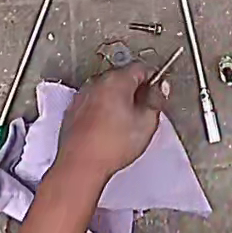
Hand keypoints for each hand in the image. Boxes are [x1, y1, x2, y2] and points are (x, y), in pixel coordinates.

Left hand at [52, 63, 168, 184]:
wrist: (80, 164)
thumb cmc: (110, 146)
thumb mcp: (148, 123)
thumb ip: (156, 100)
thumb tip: (158, 89)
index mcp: (117, 80)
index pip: (141, 68)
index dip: (154, 79)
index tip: (158, 91)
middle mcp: (97, 83)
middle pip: (123, 77)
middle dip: (136, 90)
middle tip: (144, 111)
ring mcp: (82, 96)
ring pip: (107, 90)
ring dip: (118, 101)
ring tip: (126, 124)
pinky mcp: (73, 111)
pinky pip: (93, 103)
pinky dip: (102, 111)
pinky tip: (109, 129)